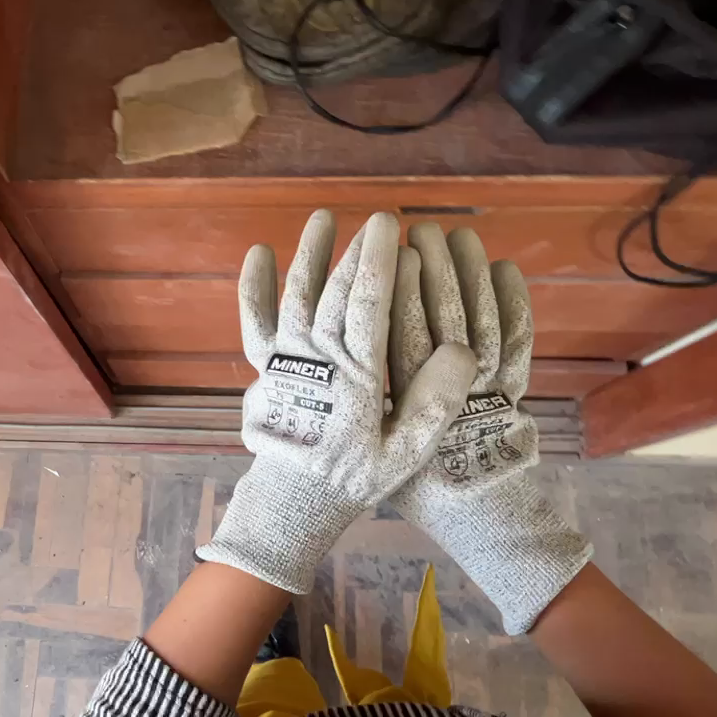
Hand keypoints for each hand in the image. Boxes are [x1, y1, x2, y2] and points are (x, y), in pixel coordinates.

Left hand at [197, 210, 475, 593]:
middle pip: (336, 290)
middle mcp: (318, 358)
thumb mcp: (405, 453)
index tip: (391, 229)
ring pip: (296, 295)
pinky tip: (259, 252)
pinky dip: (254, 285)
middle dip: (355, 251)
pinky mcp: (265, 364)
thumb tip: (462, 351)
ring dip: (309, 254)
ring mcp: (286, 358)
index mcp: (357, 374)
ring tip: (324, 218)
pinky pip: (254, 319)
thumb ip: (434, 405)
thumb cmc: (355, 474)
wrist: (295, 498)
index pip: (369, 305)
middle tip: (375, 220)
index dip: (378, 262)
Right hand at [387, 223, 591, 633]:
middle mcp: (443, 384)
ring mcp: (485, 384)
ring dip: (468, 272)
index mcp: (399, 395)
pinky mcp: (515, 387)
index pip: (394, 326)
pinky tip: (505, 269)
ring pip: (479, 318)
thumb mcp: (362, 446)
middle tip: (414, 225)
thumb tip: (328, 348)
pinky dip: (516, 303)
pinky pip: (520, 340)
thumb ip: (348, 399)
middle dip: (427, 265)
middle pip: (436, 313)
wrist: (472, 516)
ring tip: (456, 235)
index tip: (384, 246)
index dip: (392, 282)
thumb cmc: (396, 483)